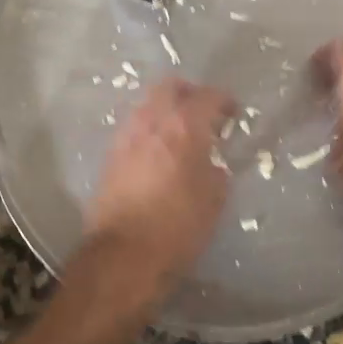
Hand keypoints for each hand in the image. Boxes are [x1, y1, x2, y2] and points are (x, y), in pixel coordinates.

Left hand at [87, 78, 233, 295]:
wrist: (123, 255)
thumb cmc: (178, 227)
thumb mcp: (214, 200)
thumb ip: (215, 171)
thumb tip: (210, 163)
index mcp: (184, 127)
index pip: (208, 96)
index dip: (224, 100)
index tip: (232, 112)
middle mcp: (152, 122)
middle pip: (169, 87)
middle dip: (189, 94)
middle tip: (203, 113)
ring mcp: (126, 137)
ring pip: (147, 105)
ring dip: (165, 111)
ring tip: (178, 134)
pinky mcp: (110, 156)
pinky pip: (133, 129)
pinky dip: (148, 131)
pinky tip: (157, 153)